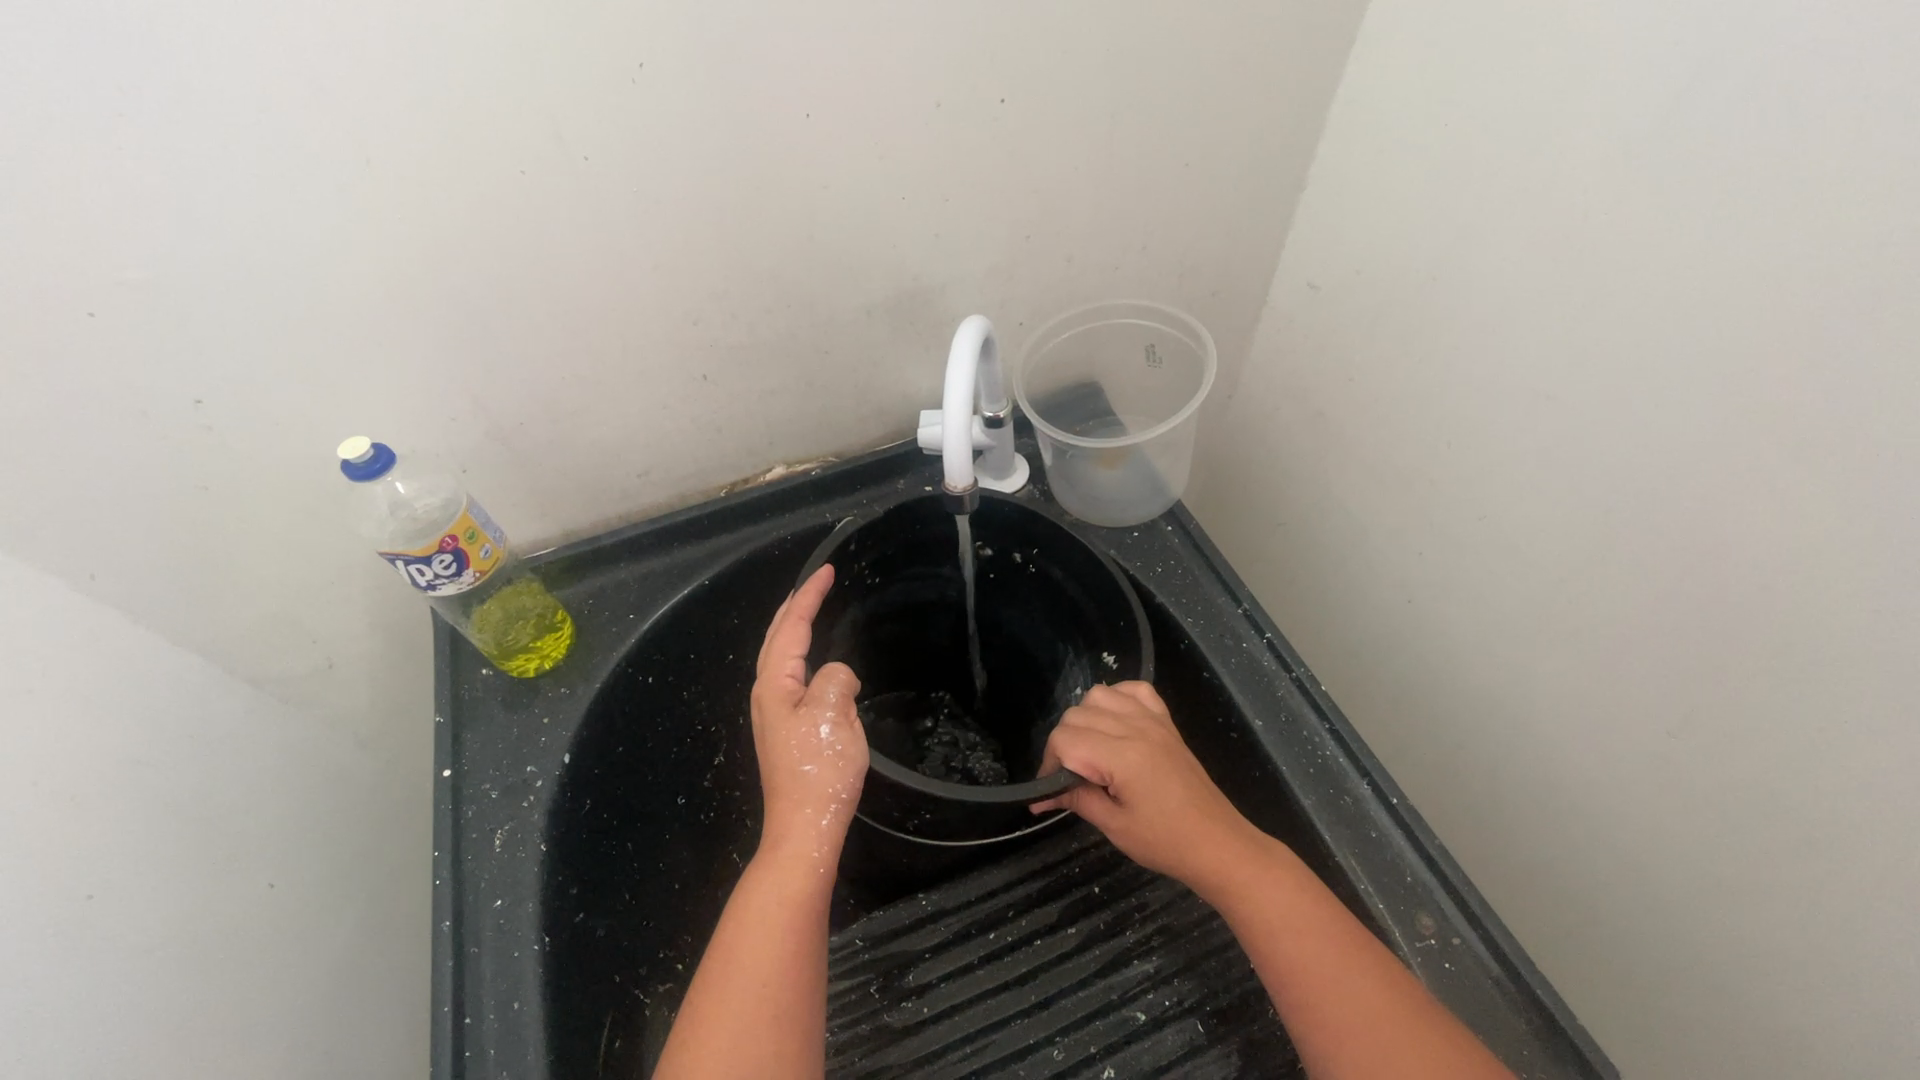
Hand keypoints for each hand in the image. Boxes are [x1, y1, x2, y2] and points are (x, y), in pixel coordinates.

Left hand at [751, 564, 867, 866]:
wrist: (806, 827)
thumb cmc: (819, 769)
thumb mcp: (835, 713)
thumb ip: (837, 679)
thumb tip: (838, 677)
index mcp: (775, 684)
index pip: (791, 627)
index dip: (809, 597)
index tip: (827, 571)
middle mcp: (767, 694)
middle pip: (777, 639)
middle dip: (795, 608)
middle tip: (815, 584)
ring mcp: (774, 715)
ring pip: (783, 659)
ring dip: (794, 631)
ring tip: (810, 612)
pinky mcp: (786, 731)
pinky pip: (794, 678)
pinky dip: (804, 657)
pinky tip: (816, 665)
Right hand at [1031, 682, 1261, 892]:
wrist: (1218, 843)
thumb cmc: (1166, 842)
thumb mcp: (1114, 826)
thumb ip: (1076, 799)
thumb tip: (1041, 795)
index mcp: (1122, 757)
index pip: (1065, 739)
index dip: (1049, 763)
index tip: (1052, 790)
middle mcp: (1136, 728)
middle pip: (1077, 714)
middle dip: (1063, 743)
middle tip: (1070, 777)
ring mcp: (1153, 721)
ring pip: (1100, 695)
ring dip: (1085, 718)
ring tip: (1091, 750)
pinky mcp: (1166, 723)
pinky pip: (1135, 690)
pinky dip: (1117, 698)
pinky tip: (1114, 723)